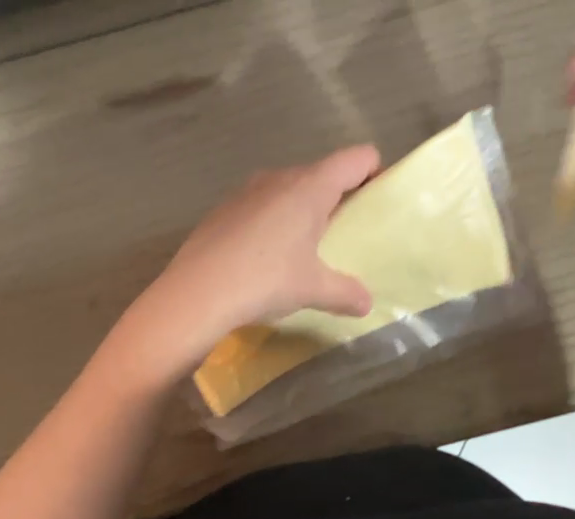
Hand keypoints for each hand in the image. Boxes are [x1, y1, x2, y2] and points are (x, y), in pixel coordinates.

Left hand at [118, 145, 380, 374]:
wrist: (198, 292)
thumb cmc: (265, 280)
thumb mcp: (313, 290)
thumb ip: (345, 292)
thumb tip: (366, 303)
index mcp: (311, 186)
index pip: (357, 158)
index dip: (374, 173)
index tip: (376, 201)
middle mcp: (279, 177)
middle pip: (320, 173)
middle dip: (335, 198)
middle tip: (341, 234)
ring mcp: (246, 191)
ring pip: (285, 190)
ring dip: (298, 211)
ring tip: (300, 250)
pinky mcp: (222, 210)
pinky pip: (258, 208)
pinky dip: (269, 224)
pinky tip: (261, 259)